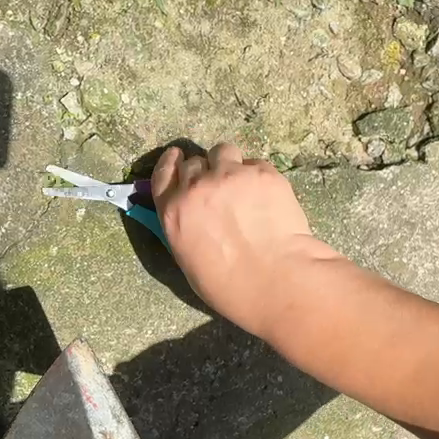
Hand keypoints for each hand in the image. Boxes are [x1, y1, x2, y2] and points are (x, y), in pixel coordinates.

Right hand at [152, 143, 344, 338]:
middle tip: (217, 187)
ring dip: (228, 164)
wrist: (275, 279)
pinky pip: (254, 163)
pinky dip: (256, 175)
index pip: (163, 173)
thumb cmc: (227, 286)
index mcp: (174, 211)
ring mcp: (231, 176)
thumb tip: (192, 215)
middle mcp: (198, 186)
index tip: (177, 158)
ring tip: (242, 184)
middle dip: (202, 171)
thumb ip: (183, 227)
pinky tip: (266, 196)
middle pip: (193, 162)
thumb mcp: (188, 260)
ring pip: (223, 152)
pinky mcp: (263, 173)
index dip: (171, 163)